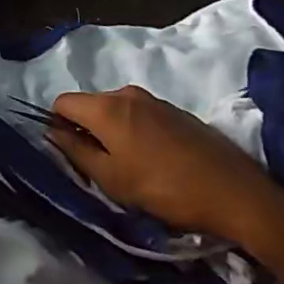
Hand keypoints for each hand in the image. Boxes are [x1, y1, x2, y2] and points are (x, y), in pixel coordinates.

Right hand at [49, 86, 283, 242]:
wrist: (231, 191)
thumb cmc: (163, 188)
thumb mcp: (111, 178)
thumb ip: (76, 151)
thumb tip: (52, 132)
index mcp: (107, 107)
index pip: (62, 102)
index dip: (57, 125)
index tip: (69, 154)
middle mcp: (127, 93)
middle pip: (89, 104)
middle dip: (85, 130)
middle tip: (97, 166)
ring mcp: (154, 99)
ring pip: (115, 109)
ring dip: (111, 132)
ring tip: (127, 166)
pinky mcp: (175, 110)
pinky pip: (138, 114)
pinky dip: (133, 131)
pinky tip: (151, 159)